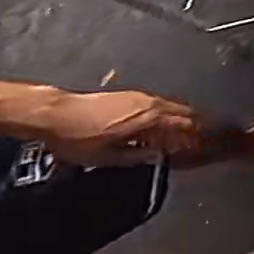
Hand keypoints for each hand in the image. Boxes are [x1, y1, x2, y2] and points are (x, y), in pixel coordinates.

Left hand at [29, 90, 201, 166]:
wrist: (55, 114)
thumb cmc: (78, 137)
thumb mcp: (107, 157)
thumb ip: (137, 157)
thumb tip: (158, 157)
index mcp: (149, 118)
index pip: (184, 123)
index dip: (193, 136)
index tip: (198, 146)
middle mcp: (149, 103)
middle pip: (182, 111)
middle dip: (190, 126)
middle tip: (190, 142)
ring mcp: (139, 97)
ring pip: (170, 107)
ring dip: (175, 121)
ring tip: (171, 139)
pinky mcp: (129, 95)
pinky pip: (156, 105)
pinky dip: (162, 116)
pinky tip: (151, 130)